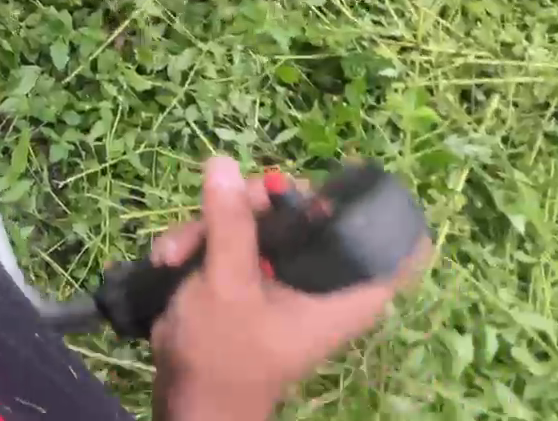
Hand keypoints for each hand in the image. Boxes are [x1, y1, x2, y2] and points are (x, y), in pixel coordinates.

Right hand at [150, 158, 429, 420]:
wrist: (187, 394)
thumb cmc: (226, 351)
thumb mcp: (227, 282)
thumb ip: (230, 223)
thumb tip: (223, 162)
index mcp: (340, 292)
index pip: (388, 246)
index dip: (371, 207)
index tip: (341, 172)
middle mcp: (313, 279)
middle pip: (299, 215)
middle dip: (249, 204)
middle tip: (220, 201)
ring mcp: (273, 277)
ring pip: (250, 221)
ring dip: (206, 226)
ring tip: (176, 251)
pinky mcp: (239, 277)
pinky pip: (222, 238)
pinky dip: (193, 242)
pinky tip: (168, 258)